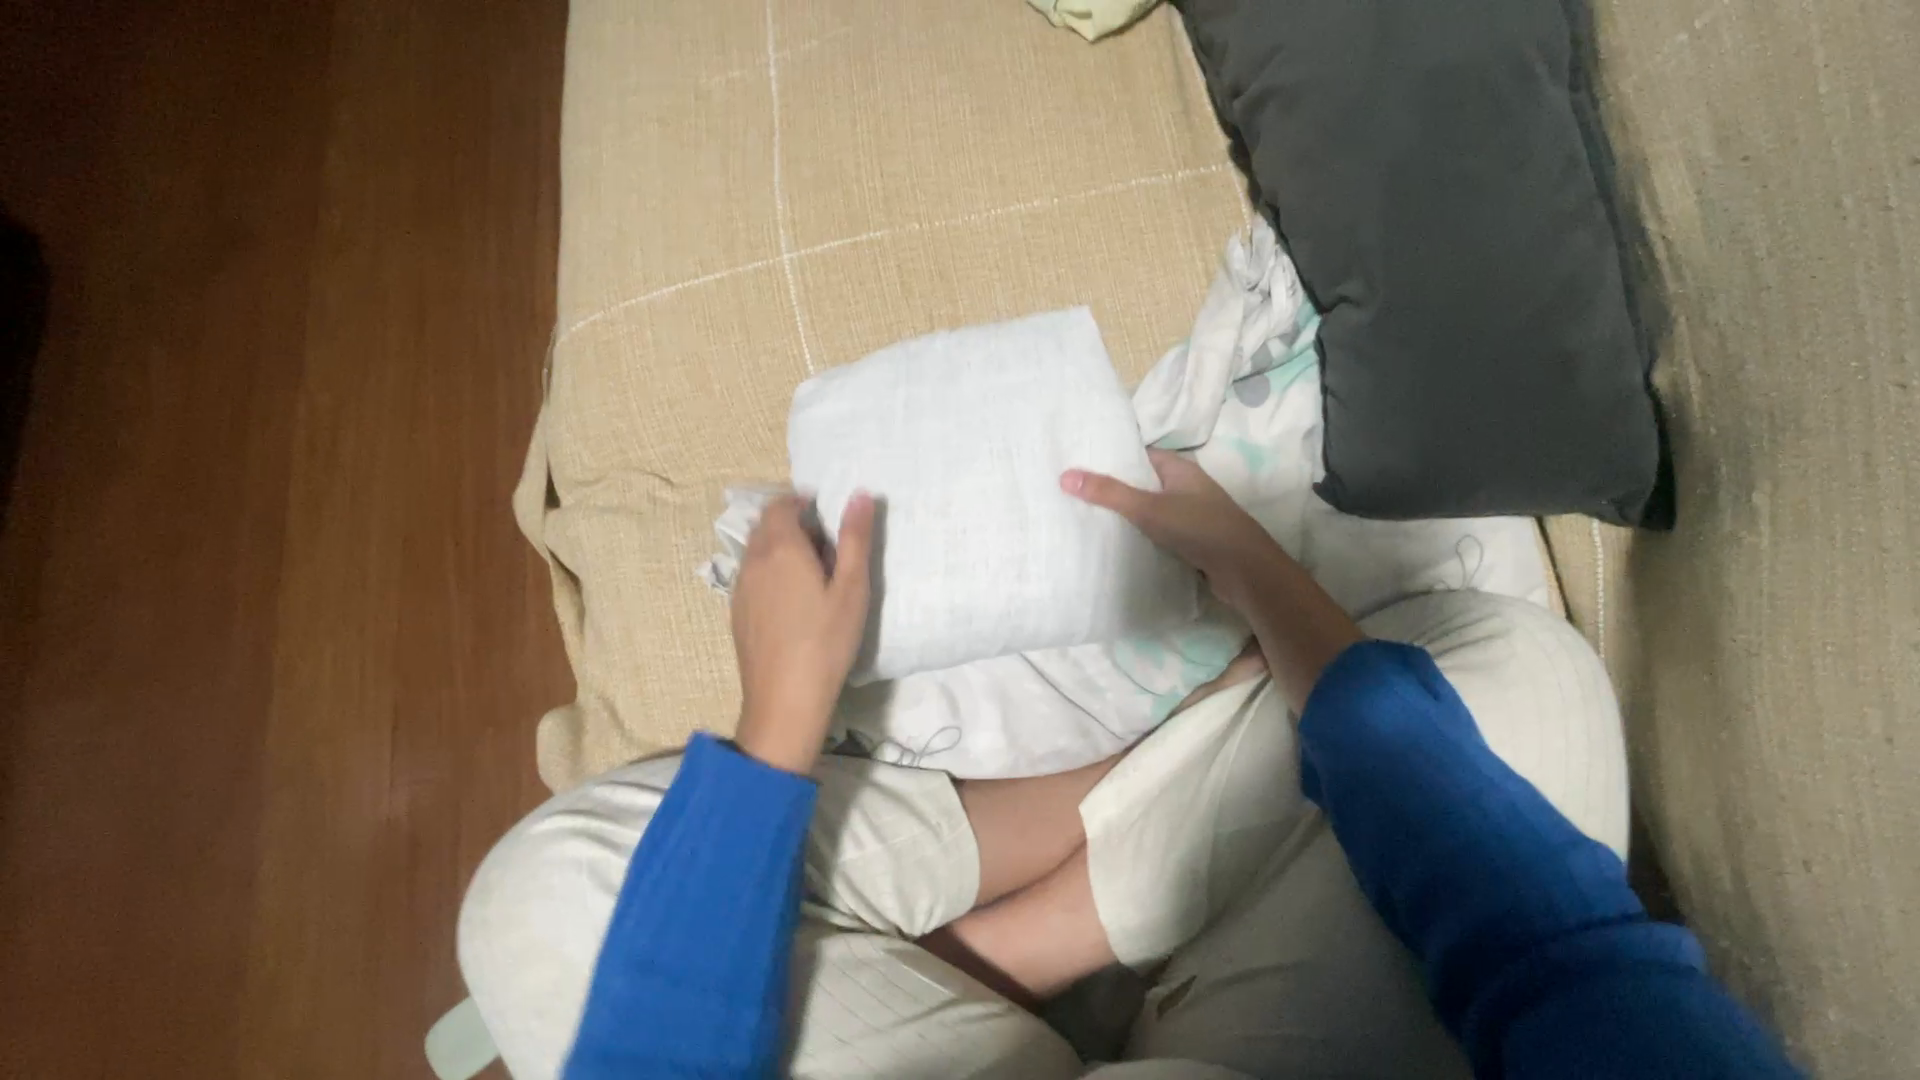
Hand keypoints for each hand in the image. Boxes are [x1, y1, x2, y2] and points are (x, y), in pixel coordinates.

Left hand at [730, 493, 876, 774]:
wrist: (785, 698)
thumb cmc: (826, 640)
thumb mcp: (853, 588)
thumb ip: (855, 538)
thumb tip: (859, 494)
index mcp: (781, 548)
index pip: (781, 505)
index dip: (802, 503)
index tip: (828, 518)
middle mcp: (753, 561)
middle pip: (766, 526)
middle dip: (793, 525)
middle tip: (828, 548)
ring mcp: (740, 589)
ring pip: (757, 553)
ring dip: (781, 550)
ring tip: (814, 577)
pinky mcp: (737, 613)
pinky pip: (752, 577)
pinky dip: (771, 574)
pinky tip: (794, 605)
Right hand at [1065, 450, 1362, 711]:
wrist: (1245, 572)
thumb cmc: (1200, 529)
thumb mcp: (1149, 508)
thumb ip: (1109, 493)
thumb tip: (1065, 475)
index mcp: (1179, 470)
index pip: (1139, 454)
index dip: (1112, 455)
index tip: (1078, 460)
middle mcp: (1184, 488)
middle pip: (1141, 483)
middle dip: (1112, 487)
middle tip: (1072, 491)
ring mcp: (1188, 516)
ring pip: (1148, 511)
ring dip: (1124, 515)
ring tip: (1084, 517)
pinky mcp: (1189, 542)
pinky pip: (1155, 534)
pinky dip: (1137, 537)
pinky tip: (1114, 545)